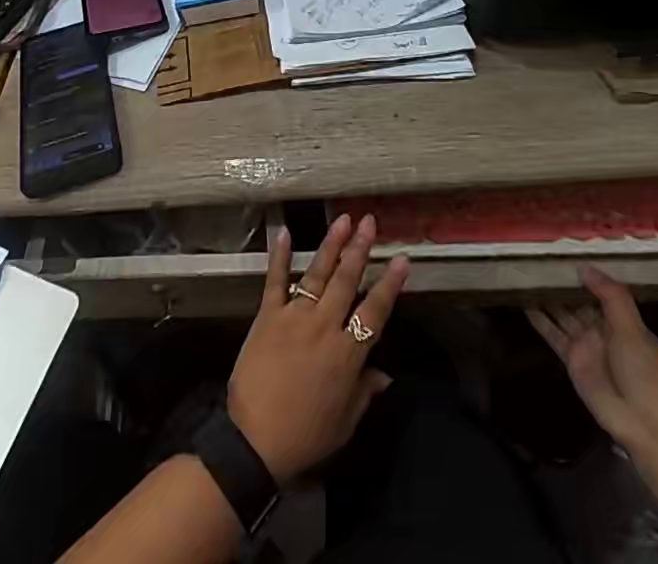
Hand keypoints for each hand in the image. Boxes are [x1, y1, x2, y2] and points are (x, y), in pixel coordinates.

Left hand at [227, 214, 409, 484]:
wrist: (255, 438)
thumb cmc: (306, 434)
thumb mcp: (345, 421)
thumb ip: (365, 391)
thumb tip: (385, 375)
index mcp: (348, 353)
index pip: (375, 311)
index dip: (390, 284)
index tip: (402, 259)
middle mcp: (324, 327)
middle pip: (347, 281)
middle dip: (360, 249)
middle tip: (369, 222)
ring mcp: (293, 317)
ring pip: (317, 274)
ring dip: (330, 245)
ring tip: (342, 220)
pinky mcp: (266, 316)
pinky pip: (274, 281)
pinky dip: (279, 256)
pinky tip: (283, 232)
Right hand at [527, 267, 657, 449]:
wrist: (649, 427)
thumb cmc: (649, 376)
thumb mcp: (634, 332)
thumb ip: (612, 298)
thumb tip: (584, 267)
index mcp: (626, 323)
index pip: (602, 292)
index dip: (585, 276)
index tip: (563, 255)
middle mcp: (604, 330)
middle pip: (579, 302)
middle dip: (561, 285)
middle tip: (536, 261)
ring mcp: (587, 346)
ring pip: (562, 315)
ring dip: (546, 299)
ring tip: (524, 277)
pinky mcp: (571, 361)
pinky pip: (552, 335)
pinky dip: (539, 320)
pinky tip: (524, 303)